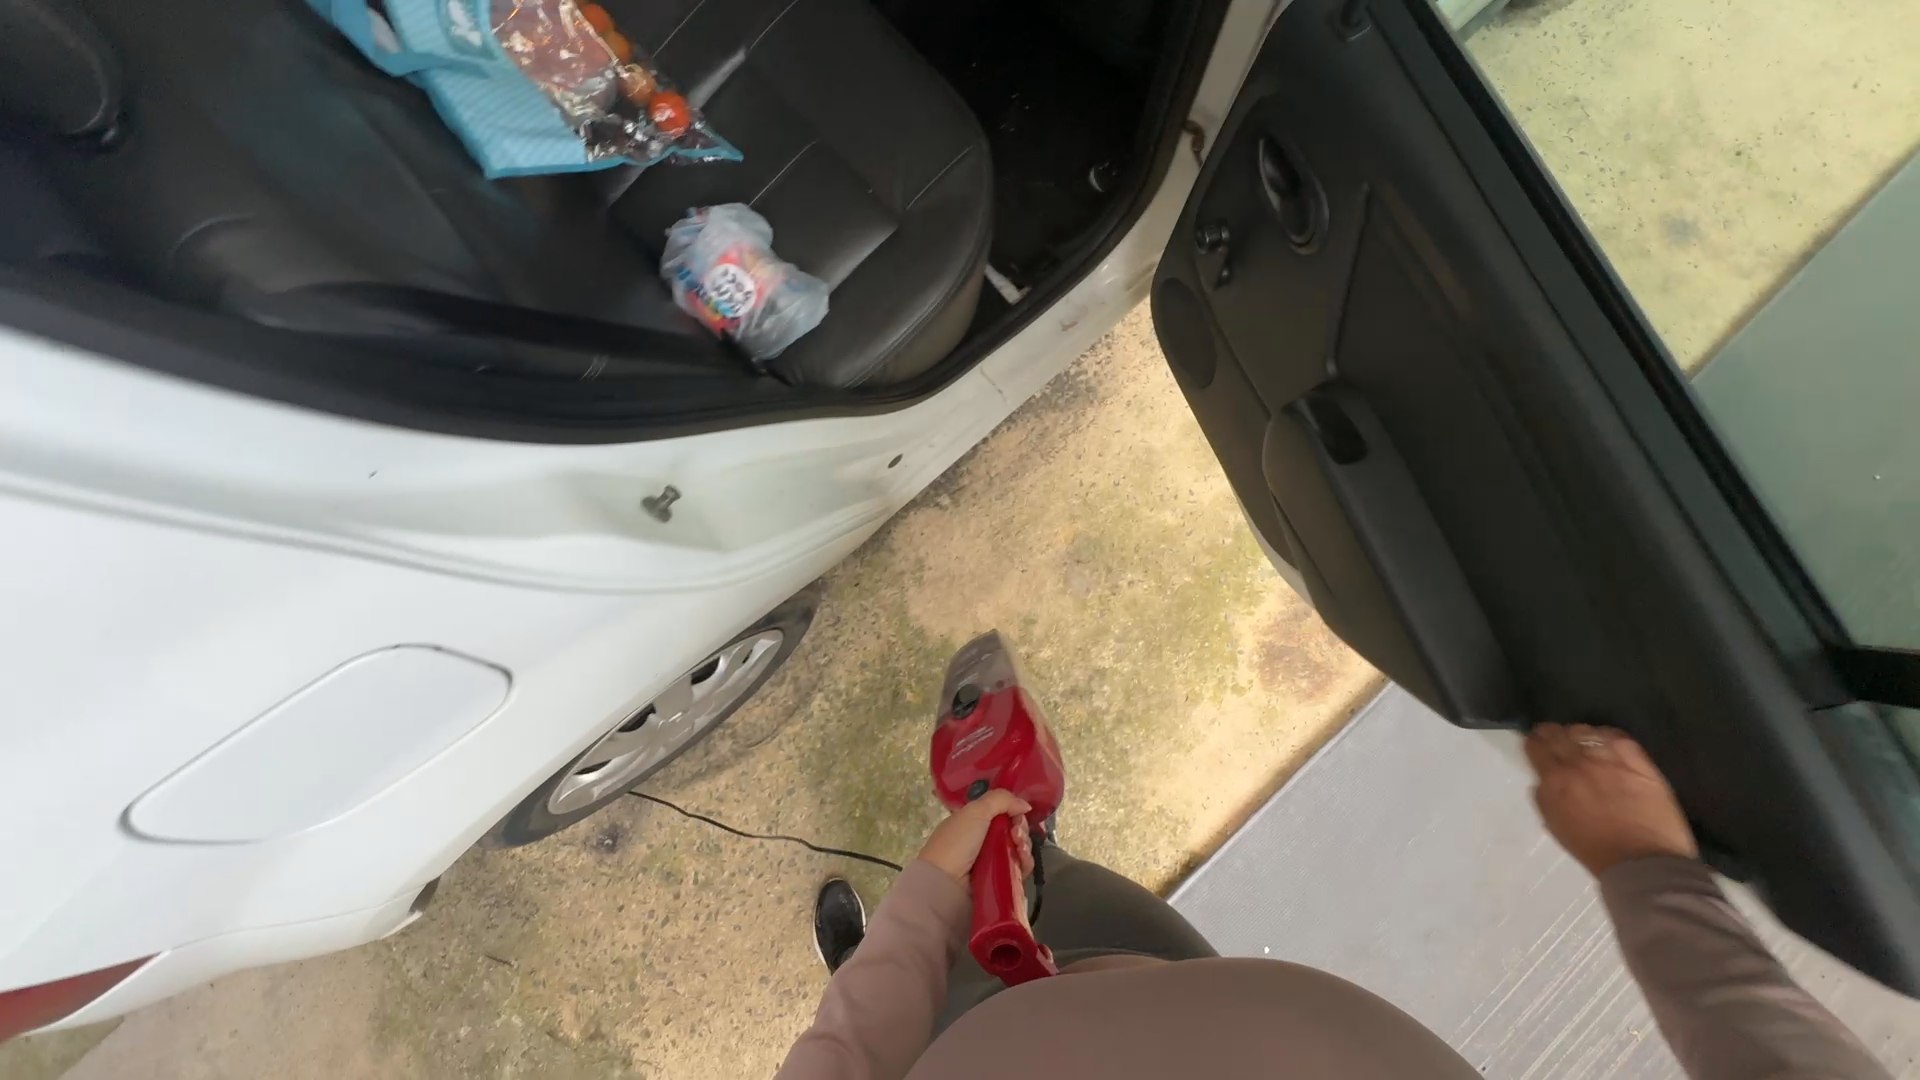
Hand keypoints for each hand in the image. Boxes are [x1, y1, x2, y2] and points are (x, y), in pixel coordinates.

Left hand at [917, 789, 1034, 886]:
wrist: (947, 883)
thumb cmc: (958, 841)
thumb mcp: (975, 811)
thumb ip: (1001, 799)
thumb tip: (1025, 804)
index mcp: (975, 820)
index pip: (1002, 812)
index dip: (1014, 811)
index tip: (1017, 813)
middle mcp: (985, 839)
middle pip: (1014, 829)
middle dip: (1020, 828)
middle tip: (1016, 832)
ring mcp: (993, 860)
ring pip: (1019, 848)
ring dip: (1024, 844)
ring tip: (1019, 846)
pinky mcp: (1001, 879)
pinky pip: (1020, 867)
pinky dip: (1025, 861)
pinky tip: (1022, 858)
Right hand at [1526, 723, 1697, 877]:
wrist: (1644, 863)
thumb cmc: (1593, 848)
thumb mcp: (1553, 822)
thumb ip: (1544, 794)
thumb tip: (1543, 777)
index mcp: (1554, 779)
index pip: (1536, 746)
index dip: (1534, 741)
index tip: (1536, 743)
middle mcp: (1578, 764)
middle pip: (1558, 733)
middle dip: (1552, 732)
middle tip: (1555, 737)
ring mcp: (1611, 762)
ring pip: (1585, 731)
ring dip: (1578, 734)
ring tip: (1583, 742)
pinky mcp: (1640, 765)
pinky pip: (1618, 737)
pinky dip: (1607, 736)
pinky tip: (1607, 743)